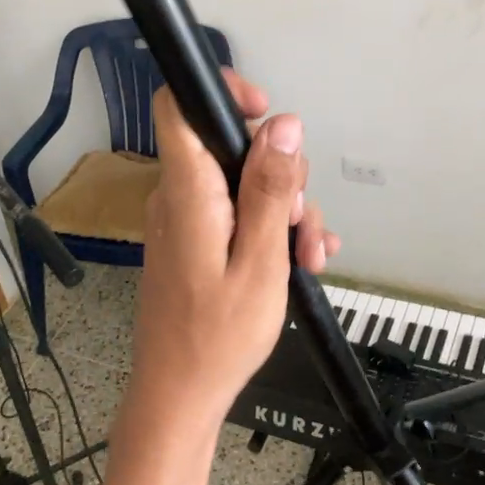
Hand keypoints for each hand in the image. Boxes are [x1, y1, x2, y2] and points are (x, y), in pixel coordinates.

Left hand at [128, 70, 339, 426]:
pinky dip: (266, 232)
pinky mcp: (191, 244)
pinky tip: (298, 263)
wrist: (179, 394)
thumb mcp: (261, 263)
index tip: (267, 112)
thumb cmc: (217, 338)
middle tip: (302, 228)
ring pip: (240, 187)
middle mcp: (177, 198)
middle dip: (281, 177)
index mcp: (188, 193)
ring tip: (306, 260)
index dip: (222, 91)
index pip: (179, 104)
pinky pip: (232, 217)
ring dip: (282, 214)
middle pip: (230, 148)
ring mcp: (183, 222)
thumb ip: (270, 190)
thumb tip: (284, 124)